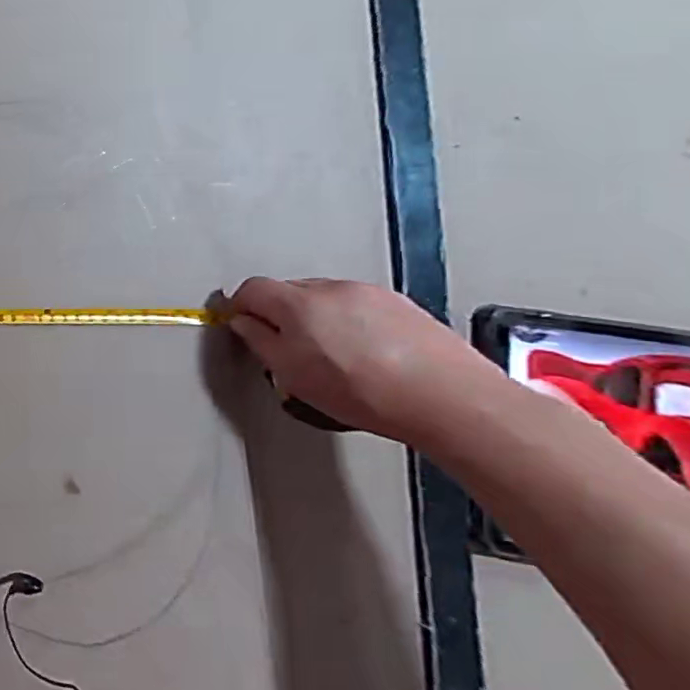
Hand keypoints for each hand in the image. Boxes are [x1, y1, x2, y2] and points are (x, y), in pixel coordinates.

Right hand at [224, 277, 512, 444]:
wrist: (449, 401)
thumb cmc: (369, 391)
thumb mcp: (290, 373)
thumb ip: (258, 341)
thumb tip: (246, 325)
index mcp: (298, 302)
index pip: (252, 288)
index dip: (240, 305)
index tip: (240, 322)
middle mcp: (334, 289)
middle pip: (289, 290)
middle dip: (280, 313)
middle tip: (285, 347)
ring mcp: (373, 295)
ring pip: (326, 299)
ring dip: (317, 319)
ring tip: (330, 358)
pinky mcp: (404, 306)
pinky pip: (360, 307)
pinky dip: (351, 325)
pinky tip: (363, 358)